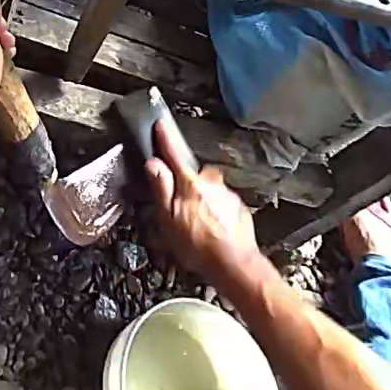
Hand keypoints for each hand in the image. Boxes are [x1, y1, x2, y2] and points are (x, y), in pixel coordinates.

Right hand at [144, 121, 262, 290]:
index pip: (174, 153)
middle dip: (185, 187)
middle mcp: (211, 182)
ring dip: (200, 202)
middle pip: (192, 175)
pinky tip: (210, 231)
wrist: (235, 264)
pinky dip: (214, 212)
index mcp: (190, 182)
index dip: (165, 138)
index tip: (160, 124)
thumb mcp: (168, 218)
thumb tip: (153, 164)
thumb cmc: (199, 246)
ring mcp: (226, 194)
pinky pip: (220, 202)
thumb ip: (160, 188)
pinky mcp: (237, 206)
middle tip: (178, 211)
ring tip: (195, 228)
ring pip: (207, 190)